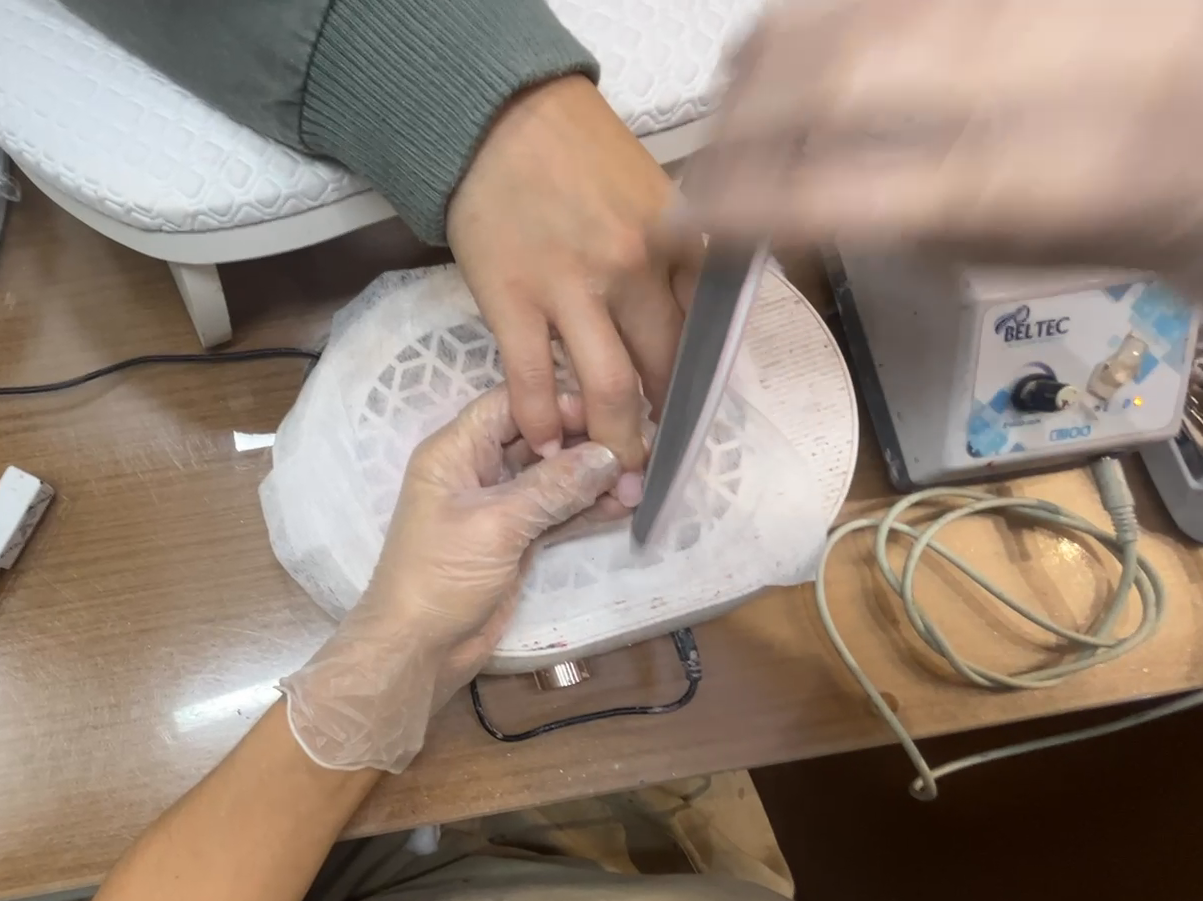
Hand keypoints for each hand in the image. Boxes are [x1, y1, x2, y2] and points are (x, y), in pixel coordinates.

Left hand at [281, 387, 621, 771]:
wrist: (420, 648)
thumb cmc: (442, 576)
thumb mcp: (496, 524)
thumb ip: (552, 487)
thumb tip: (610, 454)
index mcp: (454, 452)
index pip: (511, 405)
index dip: (557, 402)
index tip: (608, 412)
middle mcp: (475, 469)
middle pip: (537, 437)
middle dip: (585, 441)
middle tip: (640, 449)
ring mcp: (497, 505)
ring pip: (552, 476)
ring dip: (593, 477)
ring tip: (641, 481)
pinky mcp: (515, 538)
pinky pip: (556, 510)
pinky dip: (586, 507)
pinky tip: (624, 505)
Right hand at [448, 75, 700, 507]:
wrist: (499, 128)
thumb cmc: (577, 155)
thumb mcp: (650, 191)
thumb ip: (673, 254)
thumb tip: (678, 320)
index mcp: (674, 239)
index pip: (703, 331)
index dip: (696, 386)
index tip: (685, 419)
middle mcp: (633, 270)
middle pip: (660, 370)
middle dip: (657, 427)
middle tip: (647, 461)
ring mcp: (570, 290)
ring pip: (606, 387)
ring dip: (609, 440)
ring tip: (605, 469)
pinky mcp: (513, 305)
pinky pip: (531, 381)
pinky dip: (539, 422)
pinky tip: (541, 445)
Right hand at [692, 0, 1202, 344]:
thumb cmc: (1109, 210)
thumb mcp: (999, 249)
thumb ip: (879, 222)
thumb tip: (766, 203)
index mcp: (1049, 176)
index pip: (850, 191)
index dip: (744, 206)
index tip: (680, 225)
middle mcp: (1066, 55)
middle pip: (846, 68)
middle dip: (741, 124)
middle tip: (697, 167)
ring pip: (856, 8)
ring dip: (765, 61)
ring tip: (730, 104)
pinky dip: (810, 17)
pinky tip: (783, 49)